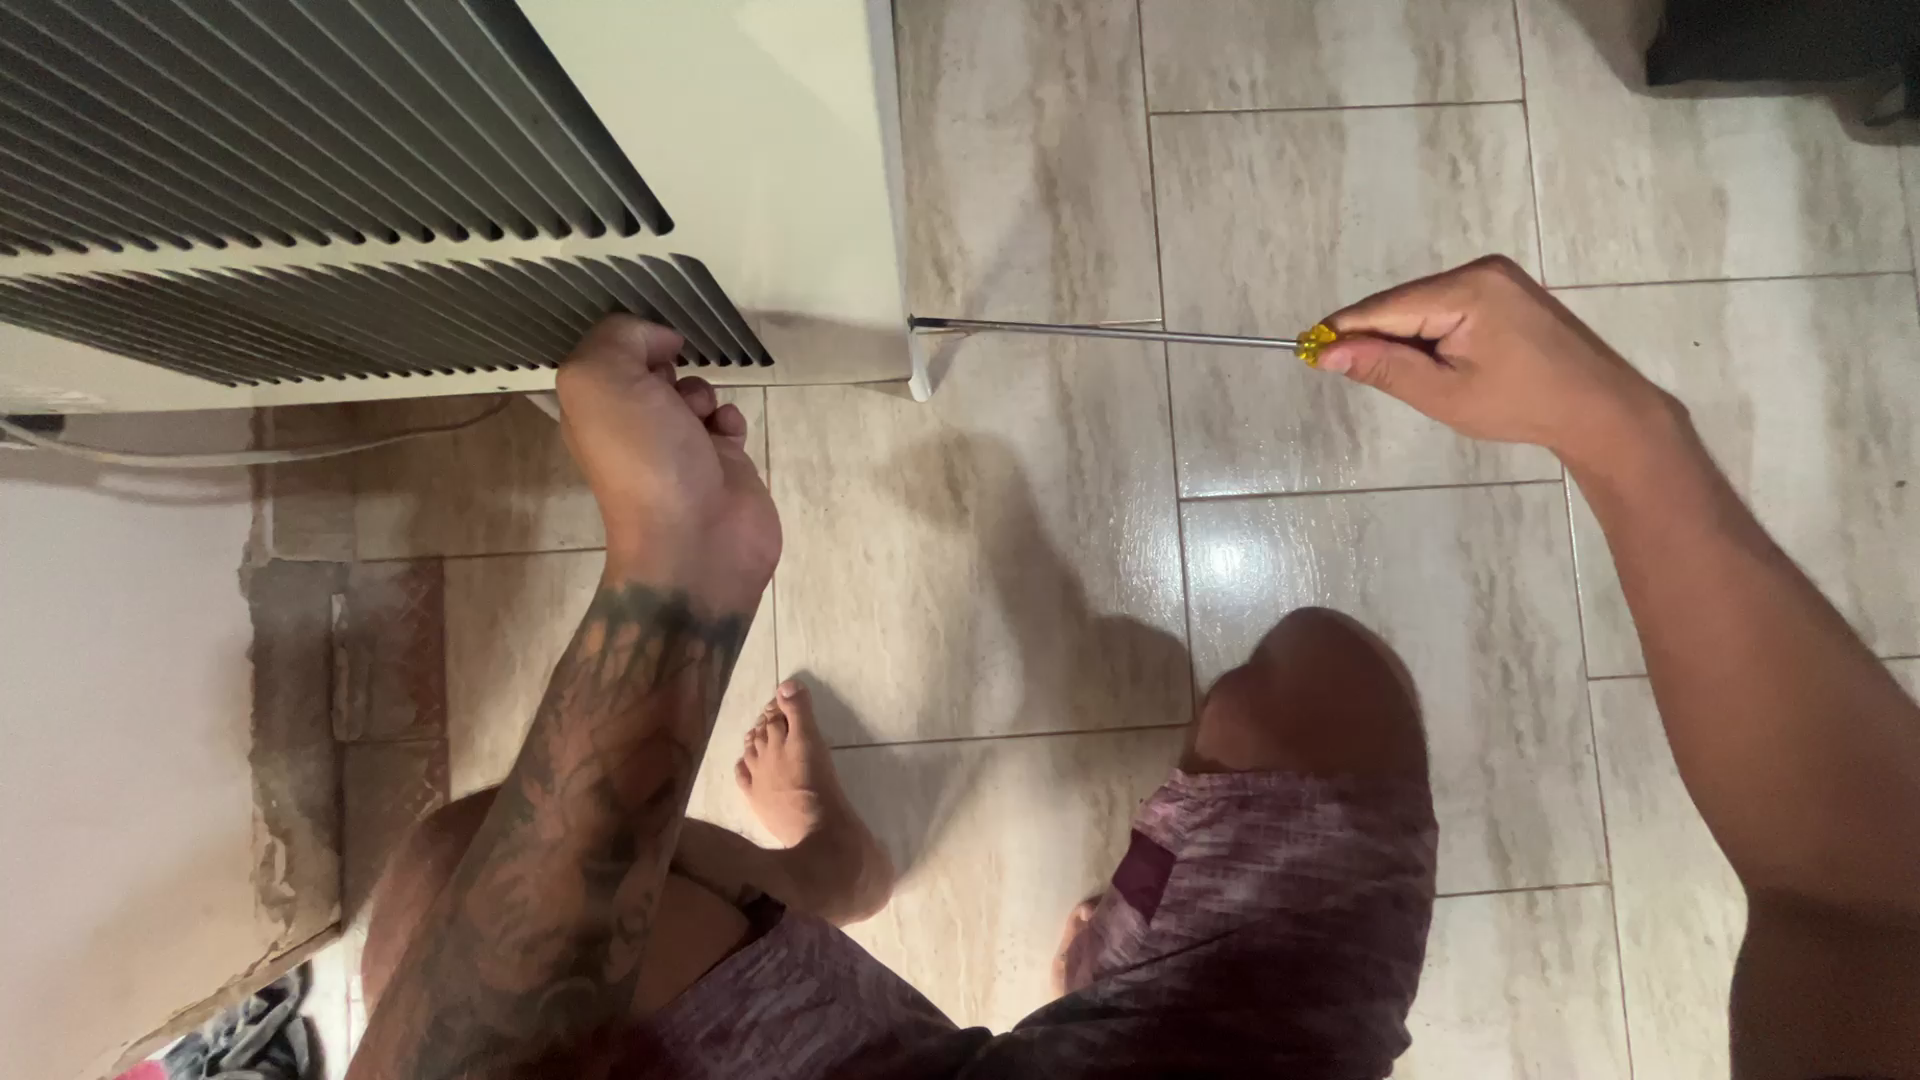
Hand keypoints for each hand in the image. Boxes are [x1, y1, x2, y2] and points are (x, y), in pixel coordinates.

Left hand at [555, 316, 779, 612]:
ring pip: (695, 394)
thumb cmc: (644, 460)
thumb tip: (660, 341)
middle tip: (673, 383)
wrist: (698, 540)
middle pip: (653, 372)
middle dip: (669, 364)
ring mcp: (681, 448)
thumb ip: (619, 339)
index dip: (629, 340)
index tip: (651, 341)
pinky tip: (727, 434)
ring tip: (702, 416)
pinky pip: (729, 423)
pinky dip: (731, 420)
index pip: (606, 358)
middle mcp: (634, 427)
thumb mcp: (600, 381)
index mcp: (594, 411)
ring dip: (703, 392)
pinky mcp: (724, 465)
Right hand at [1314, 256, 1682, 465]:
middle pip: (1396, 303)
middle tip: (1357, 378)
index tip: (1307, 354)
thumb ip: (1380, 367)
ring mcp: (1492, 276)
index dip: (1340, 332)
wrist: (1596, 406)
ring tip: (1405, 376)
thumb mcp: (1439, 393)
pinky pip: (1438, 306)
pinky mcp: (1499, 288)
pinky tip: (1428, 361)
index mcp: (1466, 290)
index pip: (1381, 308)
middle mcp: (1478, 270)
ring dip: (1396, 338)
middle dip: (1370, 337)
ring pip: (1414, 305)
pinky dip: (1421, 333)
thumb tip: (1324, 353)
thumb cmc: (1517, 405)